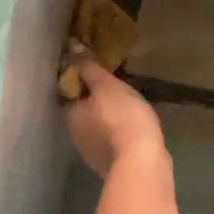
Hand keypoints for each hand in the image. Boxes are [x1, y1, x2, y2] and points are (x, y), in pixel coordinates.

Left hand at [64, 60, 165, 176]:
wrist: (142, 161)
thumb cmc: (121, 116)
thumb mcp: (105, 84)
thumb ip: (88, 67)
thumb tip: (72, 47)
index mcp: (71, 115)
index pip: (71, 93)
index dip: (84, 82)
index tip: (100, 75)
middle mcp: (76, 136)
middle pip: (84, 112)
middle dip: (96, 102)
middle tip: (117, 88)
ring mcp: (92, 155)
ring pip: (98, 129)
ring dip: (108, 119)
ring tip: (128, 107)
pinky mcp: (111, 166)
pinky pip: (112, 142)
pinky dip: (119, 134)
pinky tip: (133, 127)